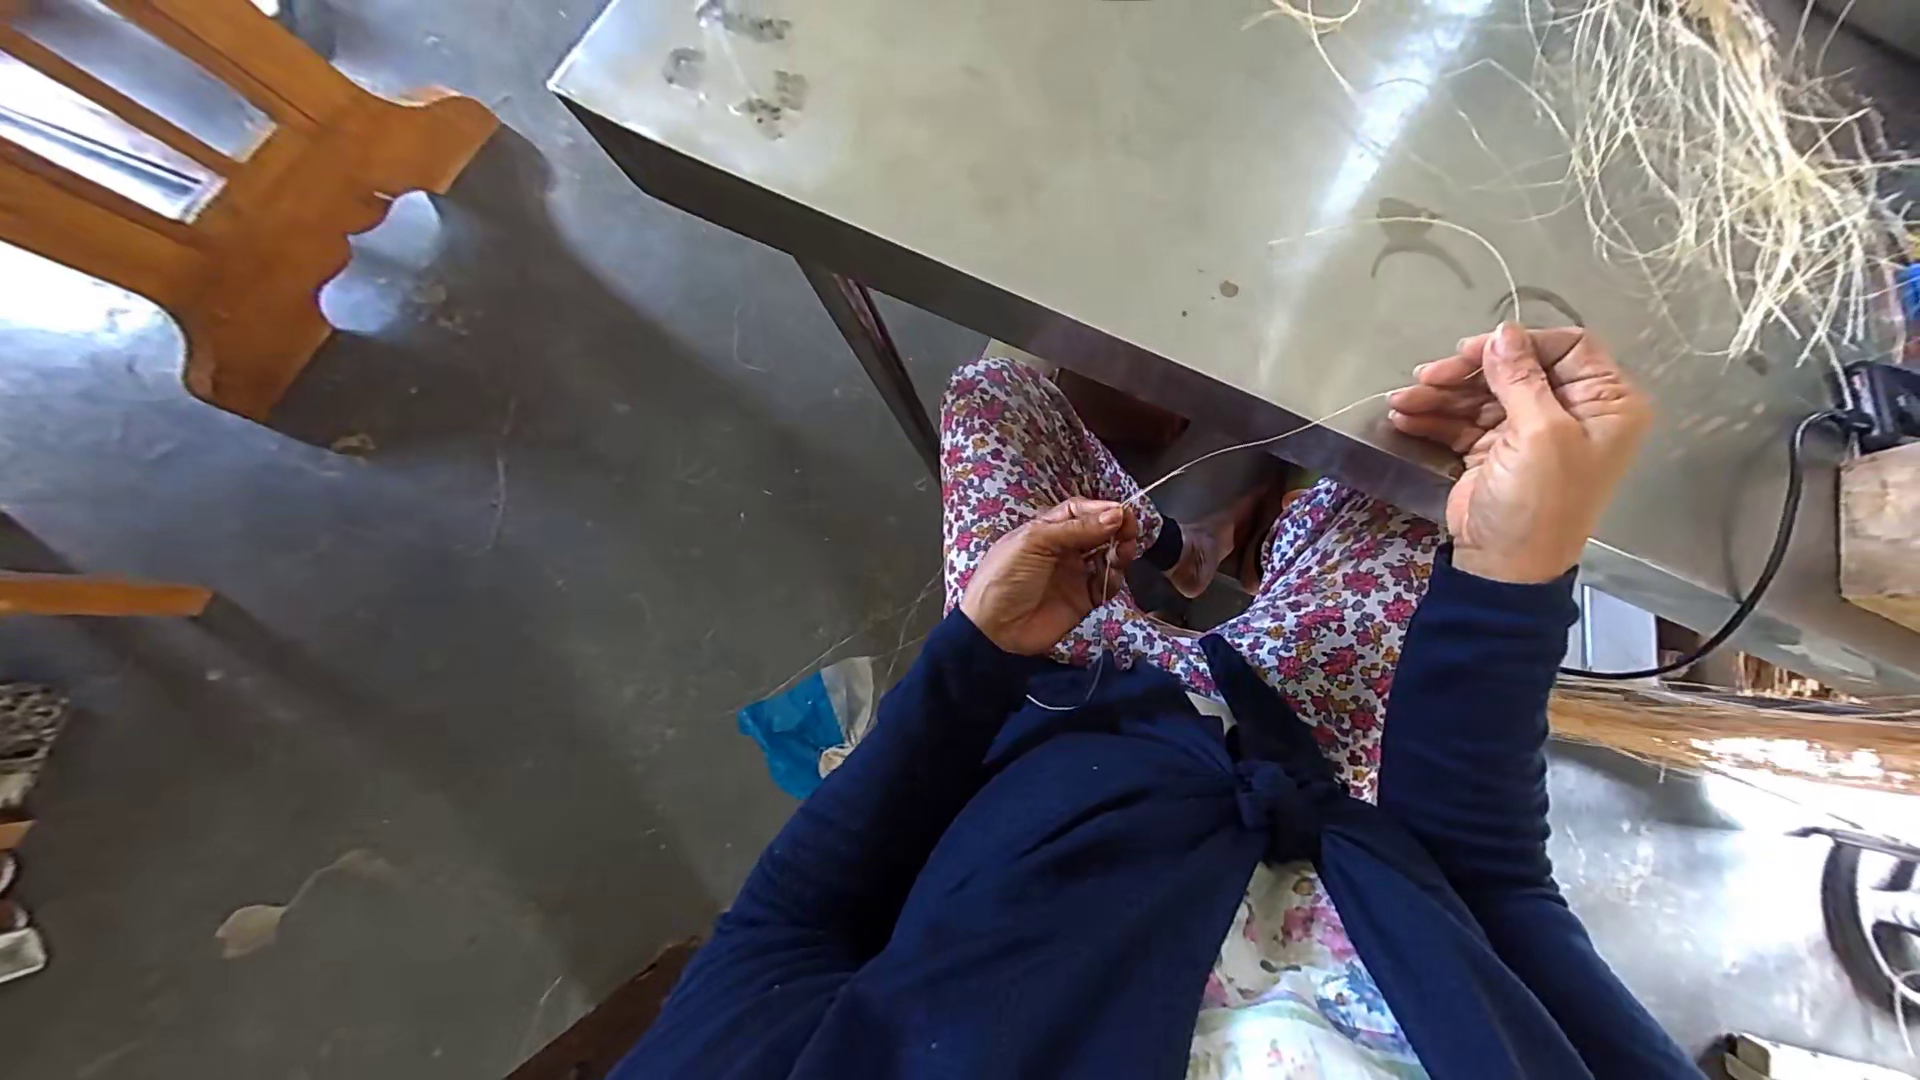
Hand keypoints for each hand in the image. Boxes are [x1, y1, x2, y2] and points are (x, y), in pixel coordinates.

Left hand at [960, 498, 1140, 654]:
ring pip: (1108, 556)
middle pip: (1099, 532)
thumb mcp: (1034, 542)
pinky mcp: (1083, 600)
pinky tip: (1112, 577)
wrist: (994, 629)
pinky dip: (1115, 578)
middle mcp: (1063, 550)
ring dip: (1120, 552)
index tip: (1121, 512)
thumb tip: (1116, 515)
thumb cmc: (1005, 577)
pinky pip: (1107, 584)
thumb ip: (1076, 529)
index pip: (1080, 512)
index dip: (1101, 510)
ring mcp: (1074, 575)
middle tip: (1129, 532)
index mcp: (1046, 531)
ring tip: (1123, 553)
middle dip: (1117, 529)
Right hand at [1387, 323, 1651, 583]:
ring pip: (1478, 397)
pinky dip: (1431, 419)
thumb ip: (1520, 380)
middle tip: (1424, 377)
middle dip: (1465, 373)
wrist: (1504, 561)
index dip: (1517, 346)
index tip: (1468, 351)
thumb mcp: (1538, 434)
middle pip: (1513, 372)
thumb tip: (1503, 333)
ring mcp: (1525, 433)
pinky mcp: (1488, 451)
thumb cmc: (1538, 499)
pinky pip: (1459, 424)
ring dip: (1438, 397)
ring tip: (1400, 402)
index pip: (1566, 350)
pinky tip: (1404, 418)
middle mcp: (1568, 412)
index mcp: (1603, 403)